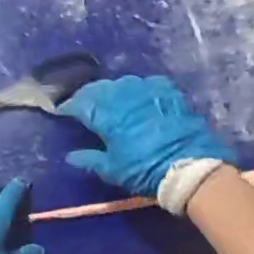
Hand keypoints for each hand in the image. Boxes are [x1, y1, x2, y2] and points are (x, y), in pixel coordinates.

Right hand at [57, 75, 234, 208]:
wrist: (191, 168)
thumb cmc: (145, 171)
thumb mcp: (112, 170)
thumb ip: (90, 160)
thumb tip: (71, 156)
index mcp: (108, 117)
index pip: (81, 104)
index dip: (69, 107)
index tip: (62, 111)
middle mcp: (126, 98)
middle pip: (100, 89)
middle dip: (87, 95)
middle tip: (81, 104)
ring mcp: (149, 93)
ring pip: (123, 83)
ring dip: (112, 90)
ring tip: (108, 99)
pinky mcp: (170, 94)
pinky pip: (149, 83)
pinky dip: (138, 88)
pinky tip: (138, 95)